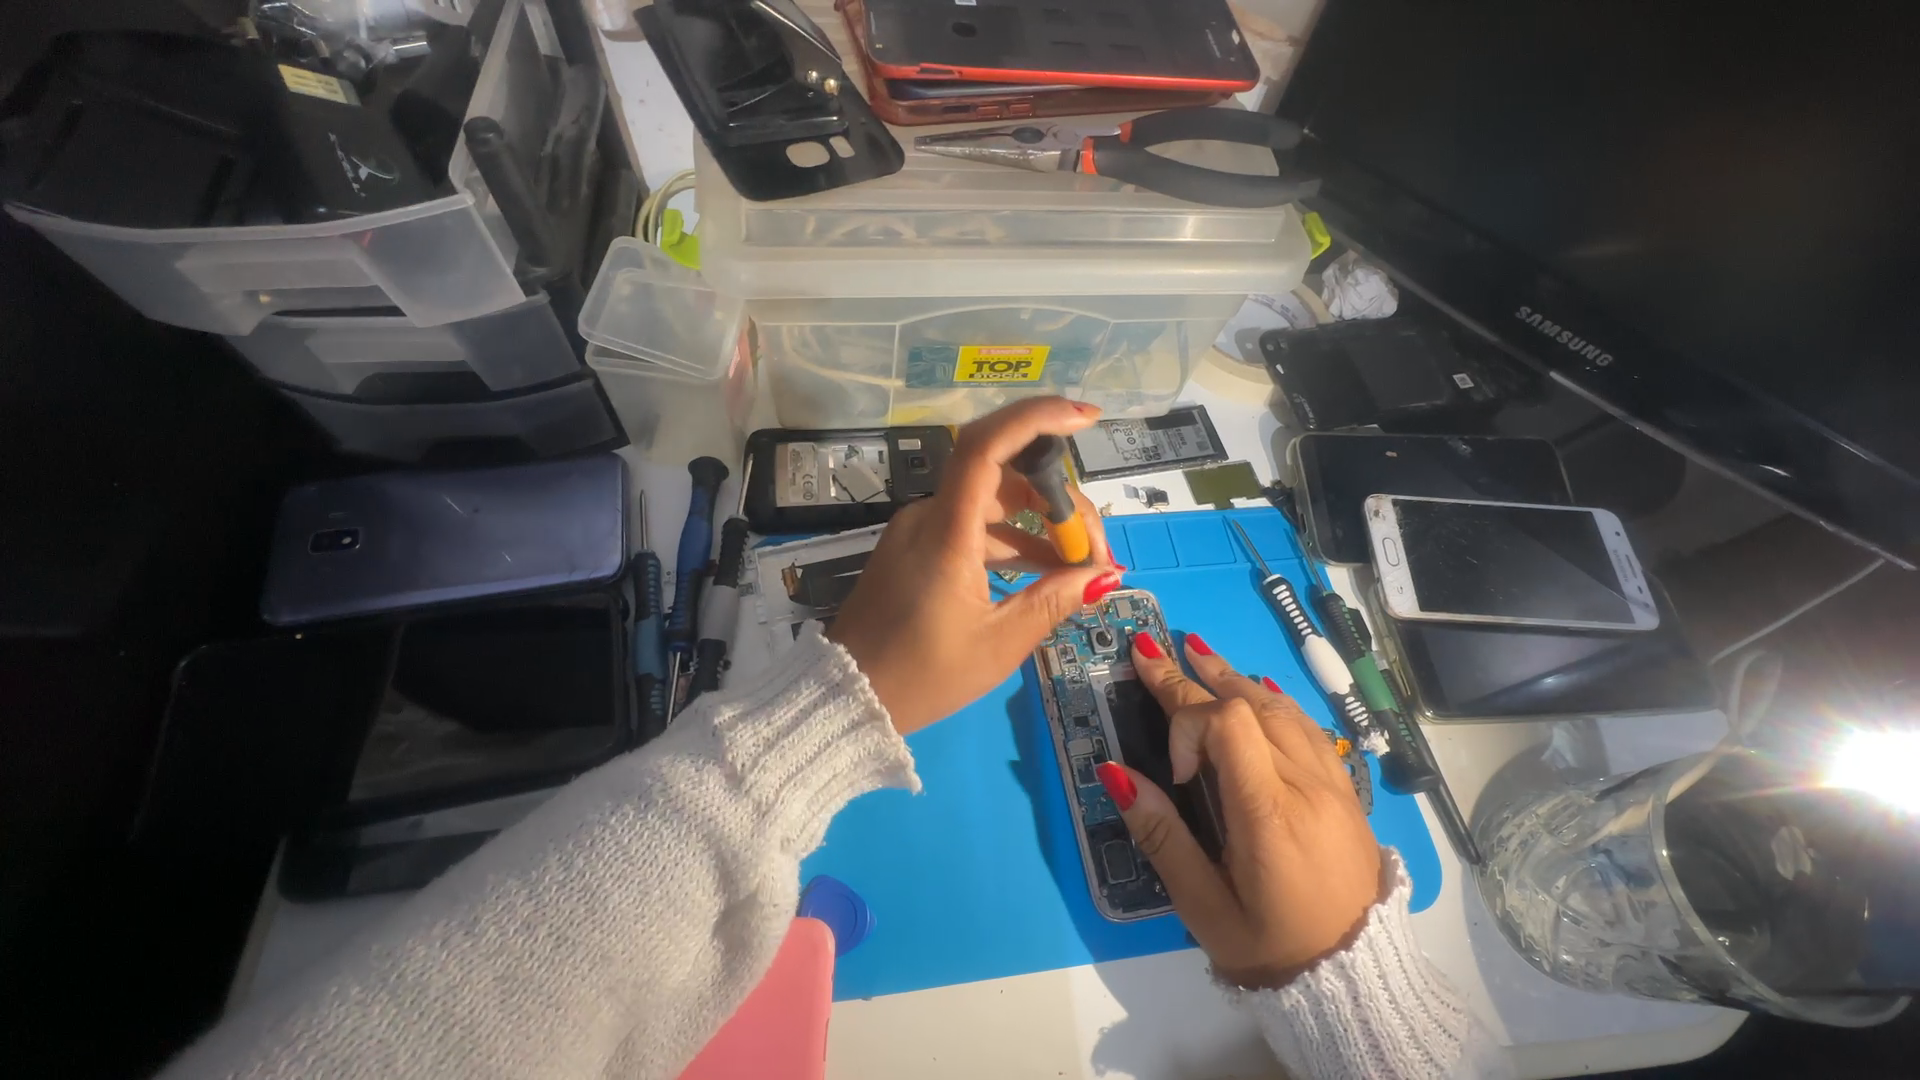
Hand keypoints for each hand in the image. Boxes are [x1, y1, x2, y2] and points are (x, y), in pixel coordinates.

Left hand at [828, 397, 1122, 735]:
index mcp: (946, 531)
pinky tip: (1045, 571)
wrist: (848, 697)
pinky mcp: (918, 548)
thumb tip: (1104, 573)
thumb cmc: (923, 675)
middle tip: (1095, 546)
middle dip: (1059, 499)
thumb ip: (1054, 600)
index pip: (986, 446)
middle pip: (1003, 476)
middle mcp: (930, 516)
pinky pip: (973, 527)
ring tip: (1081, 565)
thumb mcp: (999, 643)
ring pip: (992, 502)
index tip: (1086, 418)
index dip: (1037, 419)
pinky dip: (1012, 541)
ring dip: (1040, 524)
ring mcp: (921, 530)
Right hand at [1098, 632, 1382, 987]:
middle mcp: (1305, 784)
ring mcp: (1331, 783)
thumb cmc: (1270, 947)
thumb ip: (1162, 836)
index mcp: (1269, 812)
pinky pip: (1308, 727)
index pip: (1229, 724)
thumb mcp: (1204, 906)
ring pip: (1280, 709)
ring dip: (1233, 677)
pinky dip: (1274, 700)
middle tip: (1151, 650)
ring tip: (1196, 651)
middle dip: (1194, 676)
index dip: (1188, 725)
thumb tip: (1116, 773)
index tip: (1174, 770)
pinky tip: (1258, 687)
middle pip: (1249, 705)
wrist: (1357, 982)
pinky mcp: (1344, 791)